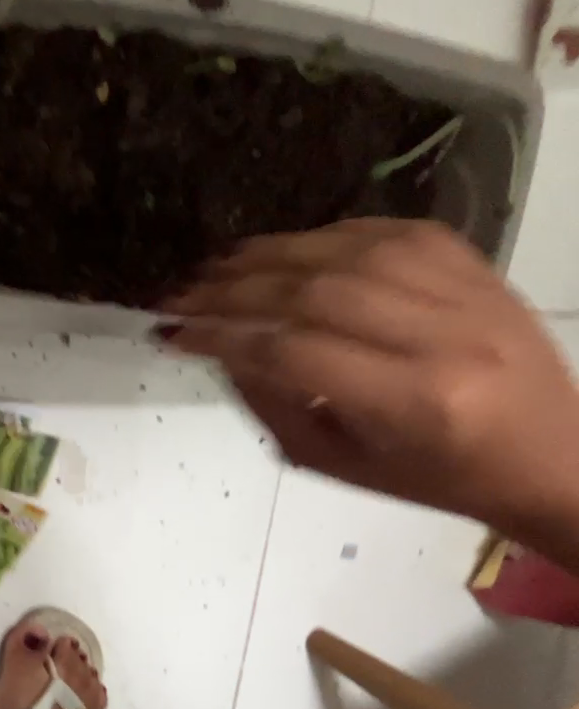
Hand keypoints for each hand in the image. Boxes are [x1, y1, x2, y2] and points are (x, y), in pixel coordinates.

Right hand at [160, 219, 578, 561]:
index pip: (293, 351)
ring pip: (350, 254)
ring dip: (269, 255)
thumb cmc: (433, 475)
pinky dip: (326, 235)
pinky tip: (286, 250)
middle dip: (230, 291)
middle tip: (177, 296)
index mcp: (416, 402)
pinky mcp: (482, 271)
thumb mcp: (331, 458)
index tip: (168, 333)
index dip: (219, 336)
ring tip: (216, 266)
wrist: (558, 460)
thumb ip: (268, 398)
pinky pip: (393, 234)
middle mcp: (450, 340)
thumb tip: (216, 345)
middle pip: (316, 293)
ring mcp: (473, 297)